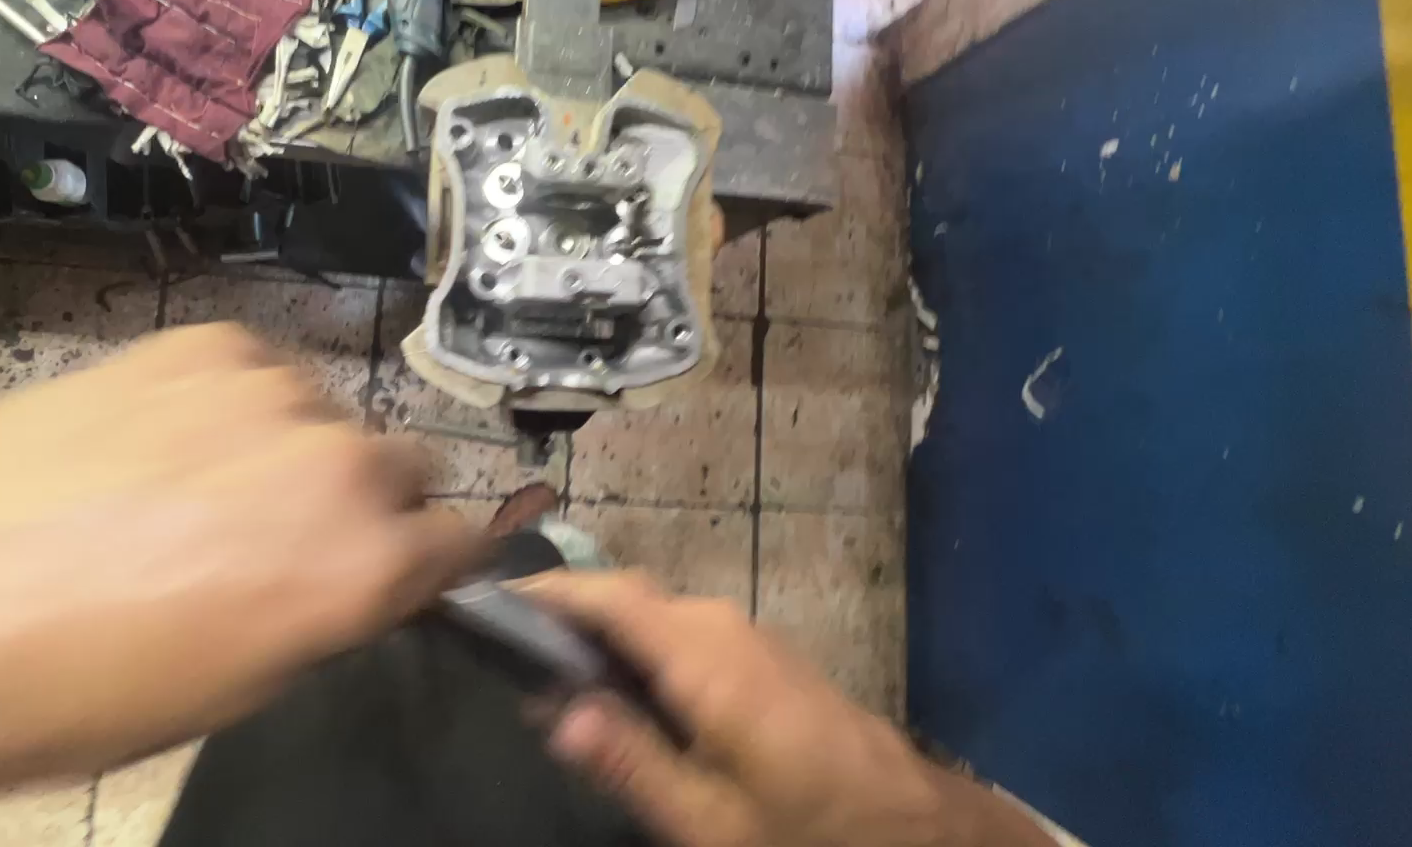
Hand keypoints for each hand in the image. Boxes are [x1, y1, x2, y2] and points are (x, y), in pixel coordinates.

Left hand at [0, 324, 479, 846]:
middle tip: (286, 528)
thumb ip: (333, 611)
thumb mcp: (240, 684)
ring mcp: (276, 391)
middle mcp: (343, 464)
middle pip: (409, 464)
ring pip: (327, 415)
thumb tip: (366, 571)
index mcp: (365, 563)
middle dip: (368, 499)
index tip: (410, 560)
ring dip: (294, 448)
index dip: (435, 555)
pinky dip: (235, 403)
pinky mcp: (206, 343)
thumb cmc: (76, 694)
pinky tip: (162, 438)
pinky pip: (259, 370)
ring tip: (198, 483)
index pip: (460, 538)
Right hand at [523, 572, 1053, 846]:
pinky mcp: (756, 648)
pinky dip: (637, 639)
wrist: (915, 824)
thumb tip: (555, 711)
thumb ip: (630, 761)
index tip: (496, 596)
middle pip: (627, 596)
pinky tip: (624, 686)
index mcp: (699, 657)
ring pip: (652, 609)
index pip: (609, 598)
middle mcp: (716, 625)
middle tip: (514, 647)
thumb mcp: (711, 823)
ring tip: (555, 670)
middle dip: (569, 608)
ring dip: (603, 625)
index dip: (551, 590)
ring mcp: (742, 631)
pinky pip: (678, 627)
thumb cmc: (806, 829)